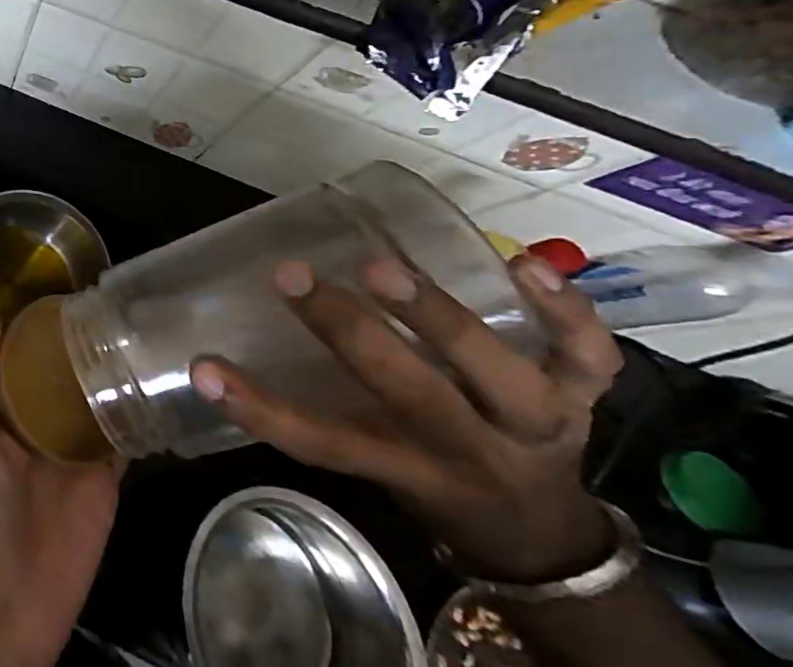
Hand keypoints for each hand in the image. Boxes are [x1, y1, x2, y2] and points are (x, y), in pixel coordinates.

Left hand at [0, 312, 124, 666]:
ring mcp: (77, 455)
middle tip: (120, 312)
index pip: (26, 363)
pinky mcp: (108, 483)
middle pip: (66, 382)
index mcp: (6, 413)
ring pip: (98, 407)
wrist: (7, 593)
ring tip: (145, 337)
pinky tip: (162, 389)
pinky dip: (139, 421)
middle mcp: (42, 427)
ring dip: (116, 381)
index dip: (42, 333)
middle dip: (85, 353)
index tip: (68, 298)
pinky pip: (125, 445)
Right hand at [190, 253, 624, 583]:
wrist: (537, 528)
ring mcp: (538, 424)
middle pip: (414, 397)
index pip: (323, 443)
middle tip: (292, 277)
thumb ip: (318, 407)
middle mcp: (472, 451)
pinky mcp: (585, 400)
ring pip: (499, 376)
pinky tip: (523, 264)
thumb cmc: (425, 481)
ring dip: (440, 321)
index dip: (260, 409)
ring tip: (382, 268)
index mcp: (405, 467)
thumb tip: (240, 335)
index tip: (204, 368)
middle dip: (353, 336)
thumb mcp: (369, 459)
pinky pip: (588, 358)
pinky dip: (566, 312)